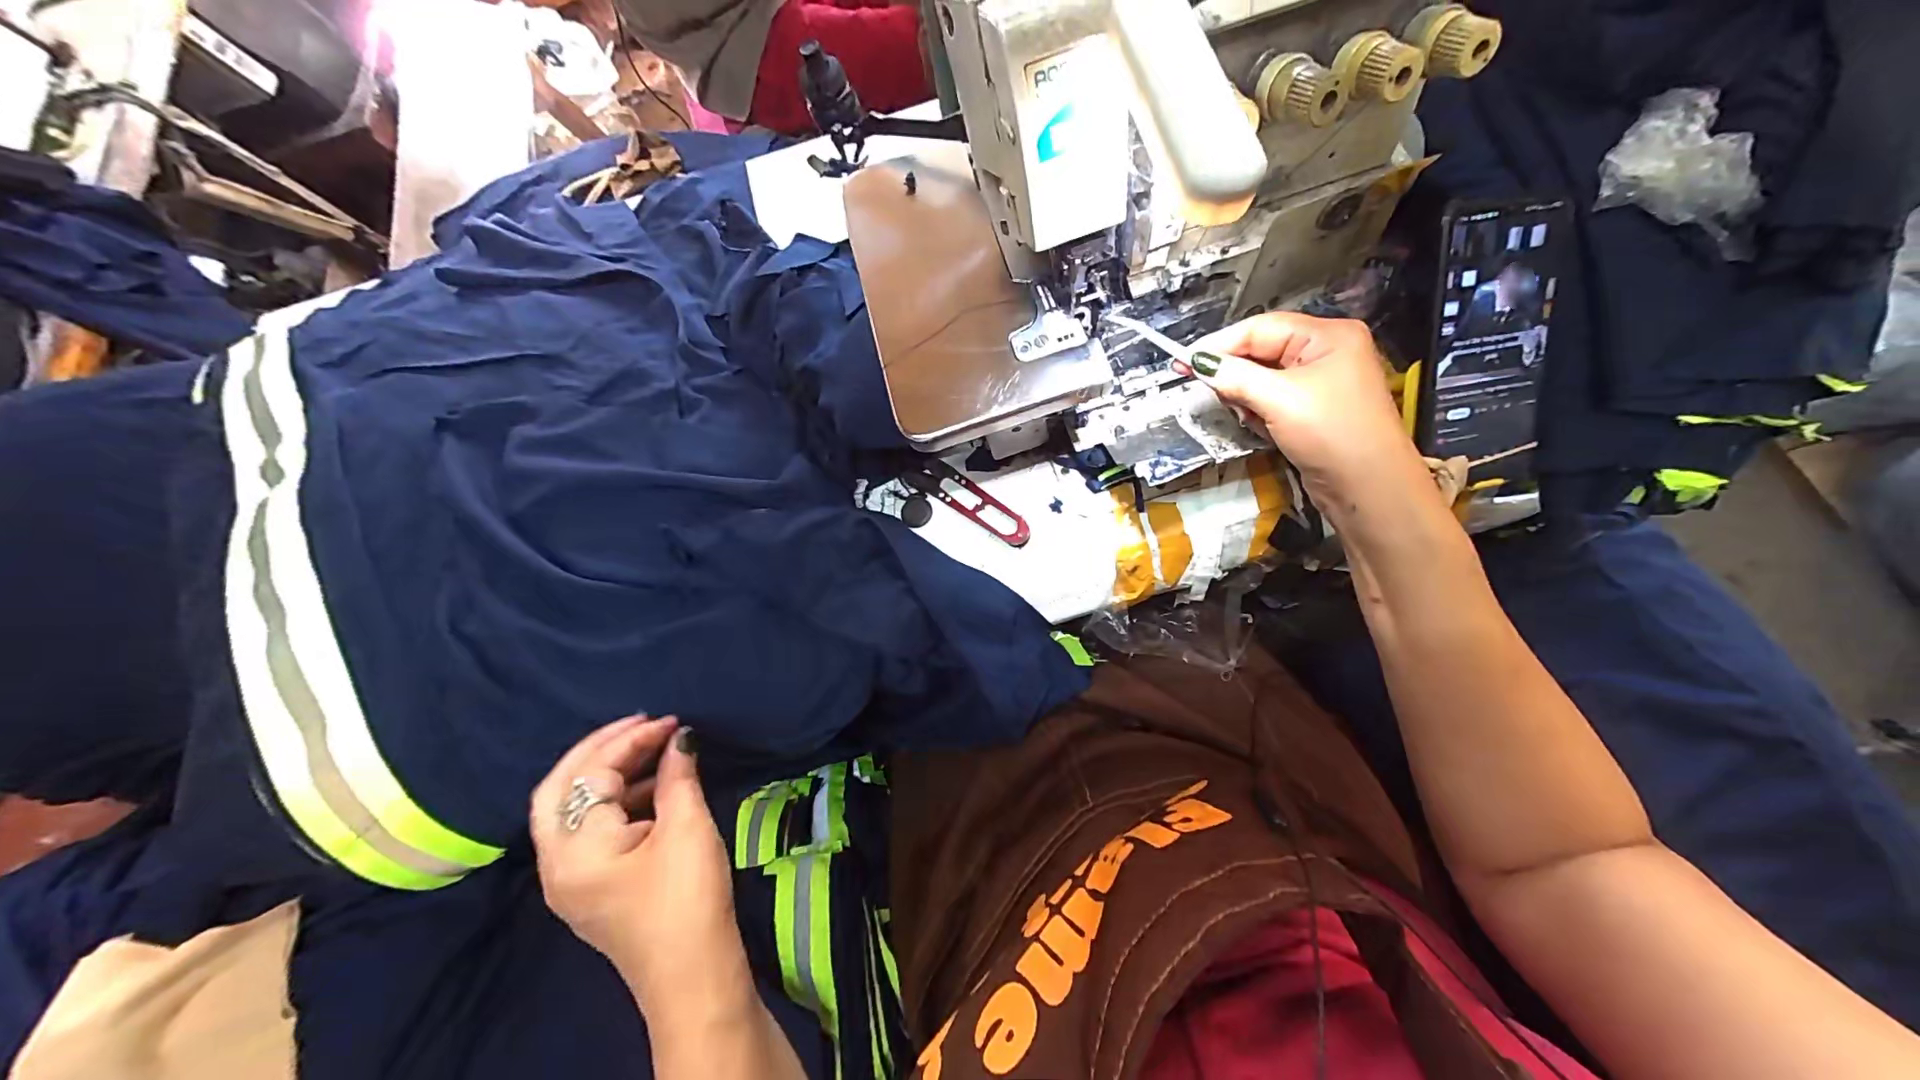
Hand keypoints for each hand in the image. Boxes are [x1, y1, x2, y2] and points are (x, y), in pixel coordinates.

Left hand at [530, 716, 744, 1007]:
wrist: (692, 975)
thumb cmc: (688, 898)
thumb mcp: (688, 828)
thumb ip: (678, 777)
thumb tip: (679, 739)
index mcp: (575, 848)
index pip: (593, 774)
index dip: (632, 741)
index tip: (671, 722)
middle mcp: (556, 863)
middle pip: (560, 788)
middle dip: (600, 748)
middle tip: (644, 724)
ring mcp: (567, 879)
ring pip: (570, 809)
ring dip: (608, 773)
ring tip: (653, 750)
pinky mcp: (587, 888)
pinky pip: (587, 829)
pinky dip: (614, 800)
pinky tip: (650, 789)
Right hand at [1179, 313, 1430, 518]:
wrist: (1369, 488)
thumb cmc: (1332, 434)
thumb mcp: (1278, 399)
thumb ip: (1234, 376)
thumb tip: (1198, 363)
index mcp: (1328, 336)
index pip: (1260, 328)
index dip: (1219, 344)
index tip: (1183, 361)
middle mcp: (1326, 352)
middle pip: (1261, 351)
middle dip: (1235, 374)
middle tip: (1211, 392)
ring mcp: (1320, 382)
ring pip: (1263, 378)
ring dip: (1246, 396)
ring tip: (1246, 415)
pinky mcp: (1312, 410)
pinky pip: (1272, 399)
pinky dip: (1258, 411)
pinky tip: (1261, 426)